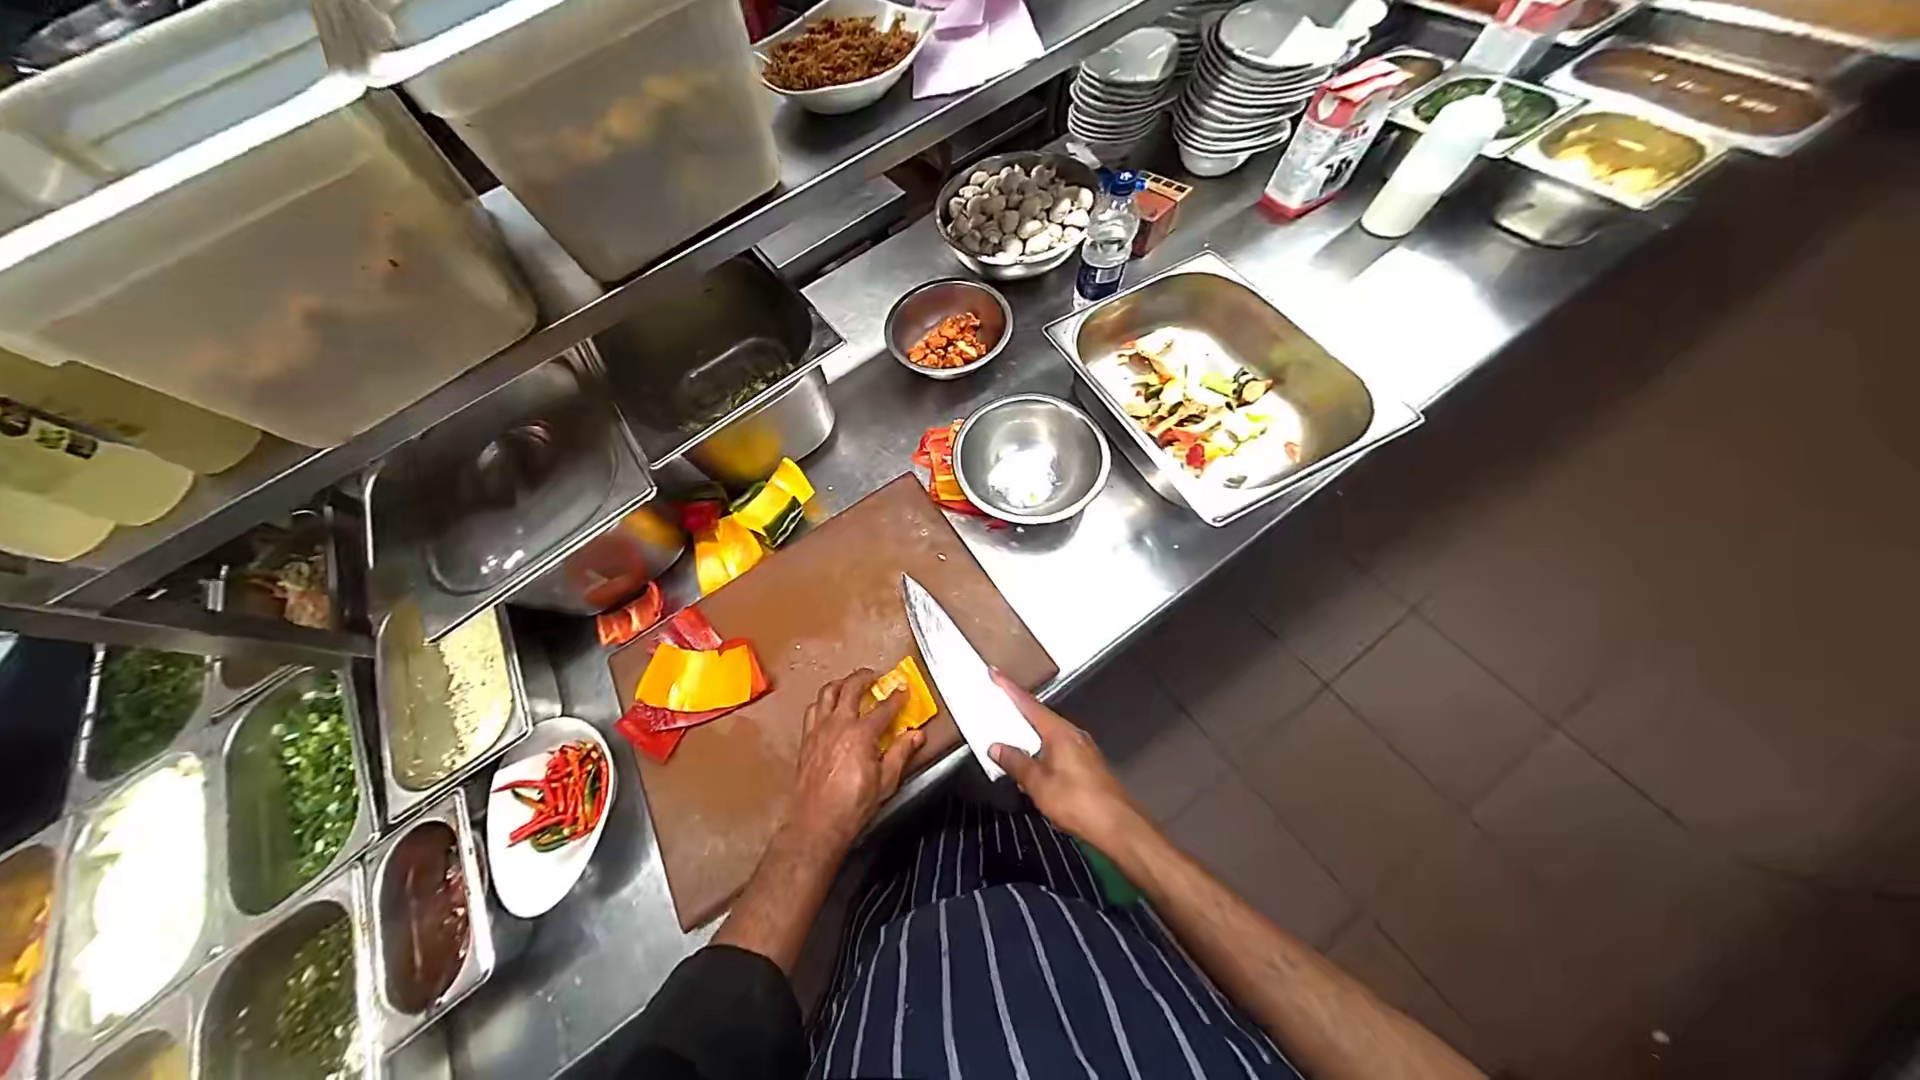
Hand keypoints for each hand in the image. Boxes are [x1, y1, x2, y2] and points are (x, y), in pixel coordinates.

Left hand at [787, 669, 924, 852]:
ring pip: (827, 692)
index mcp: (861, 733)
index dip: (897, 696)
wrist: (818, 822)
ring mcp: (819, 730)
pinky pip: (813, 709)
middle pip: (851, 687)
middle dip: (865, 677)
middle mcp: (838, 725)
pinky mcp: (806, 739)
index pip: (884, 707)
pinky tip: (827, 707)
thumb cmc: (851, 806)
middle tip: (875, 676)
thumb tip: (915, 736)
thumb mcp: (886, 780)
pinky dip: (822, 701)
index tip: (903, 690)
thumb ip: (901, 752)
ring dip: (841, 683)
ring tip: (849, 684)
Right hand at [989, 671, 1146, 852]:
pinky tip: (1034, 770)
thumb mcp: (1038, 783)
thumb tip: (997, 748)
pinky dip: (1042, 752)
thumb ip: (1016, 763)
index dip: (1008, 688)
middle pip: (1039, 717)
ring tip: (1011, 744)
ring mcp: (1083, 749)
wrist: (1117, 825)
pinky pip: (1058, 750)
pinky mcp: (1088, 765)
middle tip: (999, 708)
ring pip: (1049, 735)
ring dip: (1030, 738)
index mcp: (1059, 732)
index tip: (995, 673)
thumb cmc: (1079, 802)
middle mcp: (1073, 735)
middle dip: (1018, 713)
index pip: (1028, 703)